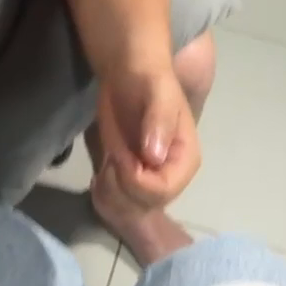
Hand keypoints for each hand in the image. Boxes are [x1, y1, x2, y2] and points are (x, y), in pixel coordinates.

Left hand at [96, 72, 200, 207]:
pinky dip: (104, 194)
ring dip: (110, 192)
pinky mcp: (133, 183)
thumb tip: (154, 156)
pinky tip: (100, 173)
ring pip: (129, 210)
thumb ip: (159, 121)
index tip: (119, 156)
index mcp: (185, 160)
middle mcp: (171, 177)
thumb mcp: (157, 93)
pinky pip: (117, 204)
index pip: (162, 191)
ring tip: (105, 162)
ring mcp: (152, 182)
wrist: (129, 75)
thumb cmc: (147, 80)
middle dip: (121, 186)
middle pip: (145, 205)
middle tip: (109, 158)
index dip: (135, 180)